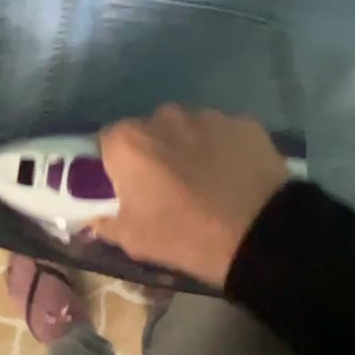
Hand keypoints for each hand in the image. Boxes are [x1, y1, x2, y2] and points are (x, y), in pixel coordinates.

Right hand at [87, 106, 290, 287]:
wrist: (261, 236)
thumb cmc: (185, 235)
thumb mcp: (133, 239)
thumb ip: (104, 221)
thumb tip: (93, 217)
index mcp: (129, 141)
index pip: (108, 141)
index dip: (116, 164)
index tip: (128, 187)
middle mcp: (164, 116)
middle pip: (149, 130)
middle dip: (154, 151)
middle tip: (168, 186)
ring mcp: (207, 115)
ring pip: (187, 129)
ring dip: (189, 147)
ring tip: (207, 181)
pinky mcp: (243, 122)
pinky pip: (222, 132)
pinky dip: (223, 148)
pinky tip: (234, 176)